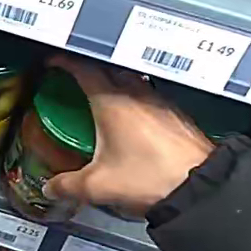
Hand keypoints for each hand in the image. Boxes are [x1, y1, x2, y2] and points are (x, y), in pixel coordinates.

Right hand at [44, 55, 215, 215]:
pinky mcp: (176, 114)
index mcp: (112, 103)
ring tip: (103, 97)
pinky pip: (149, 95)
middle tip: (75, 79)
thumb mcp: (99, 186)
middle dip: (90, 69)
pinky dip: (135, 98)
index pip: (84, 70)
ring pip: (132, 80)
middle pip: (108, 69)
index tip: (53, 62)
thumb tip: (50, 188)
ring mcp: (160, 102)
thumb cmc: (147, 178)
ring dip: (115, 82)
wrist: (200, 186)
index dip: (66, 63)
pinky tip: (133, 118)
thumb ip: (68, 185)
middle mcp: (136, 94)